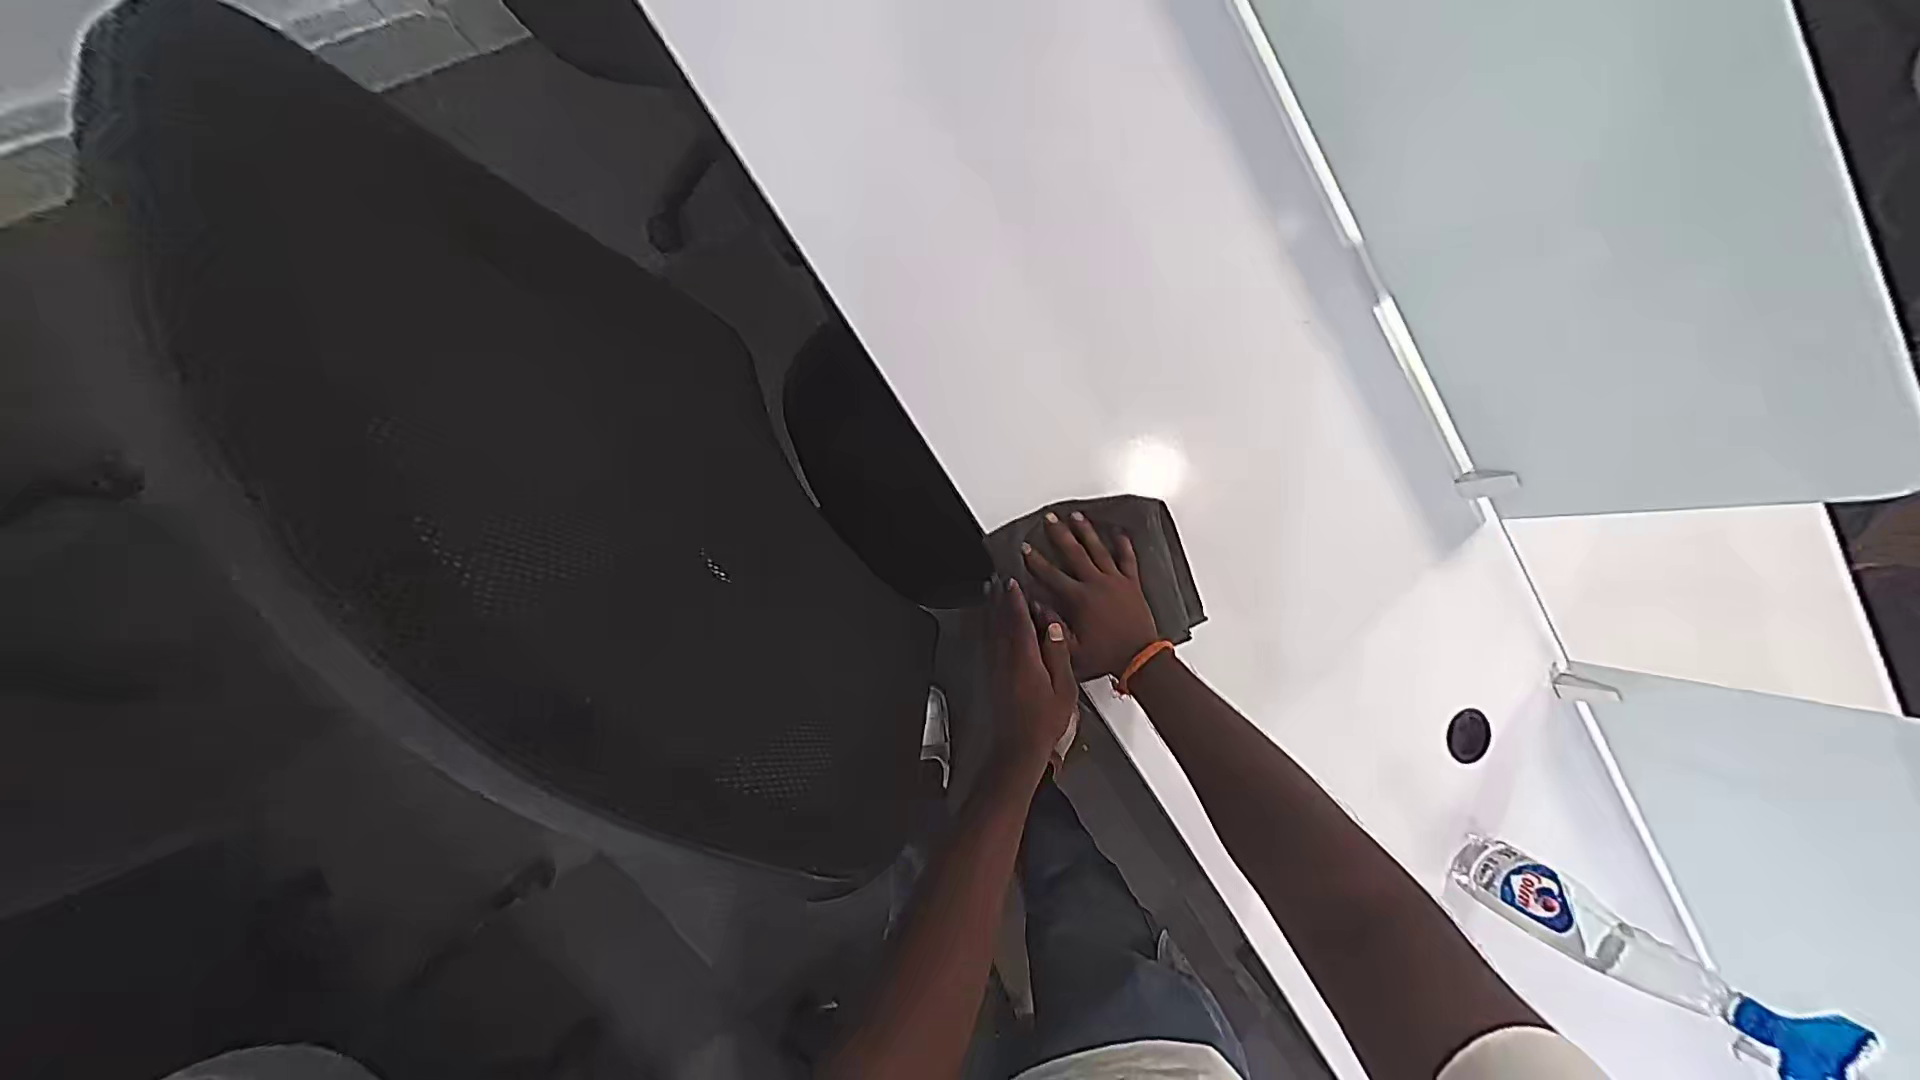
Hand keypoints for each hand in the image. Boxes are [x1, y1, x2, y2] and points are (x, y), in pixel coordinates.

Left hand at [989, 577, 1076, 769]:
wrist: (1017, 748)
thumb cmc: (1044, 722)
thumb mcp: (1064, 688)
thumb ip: (1058, 654)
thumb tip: (1054, 628)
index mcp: (1024, 659)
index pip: (1018, 620)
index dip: (1015, 598)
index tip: (1013, 581)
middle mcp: (1005, 659)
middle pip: (999, 620)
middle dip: (998, 598)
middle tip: (997, 579)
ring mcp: (994, 667)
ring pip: (989, 630)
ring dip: (989, 608)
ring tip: (989, 592)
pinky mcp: (989, 676)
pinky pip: (986, 642)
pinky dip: (986, 626)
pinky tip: (986, 622)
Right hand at [1022, 511, 1159, 677]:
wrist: (1140, 658)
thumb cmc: (1107, 656)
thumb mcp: (1072, 649)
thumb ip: (1052, 627)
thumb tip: (1037, 607)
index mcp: (1080, 600)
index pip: (1052, 575)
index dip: (1036, 561)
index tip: (1026, 548)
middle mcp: (1097, 585)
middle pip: (1074, 553)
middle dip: (1059, 534)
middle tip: (1050, 519)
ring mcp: (1116, 582)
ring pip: (1098, 549)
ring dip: (1086, 531)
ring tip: (1076, 517)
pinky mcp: (1132, 584)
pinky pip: (1127, 559)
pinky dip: (1123, 545)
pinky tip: (1119, 533)